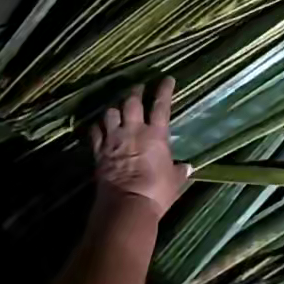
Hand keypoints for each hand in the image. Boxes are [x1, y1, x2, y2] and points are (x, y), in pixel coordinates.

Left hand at [88, 76, 191, 215]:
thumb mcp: (175, 181)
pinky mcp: (99, 151)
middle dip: (135, 91)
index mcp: (155, 135)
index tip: (166, 79)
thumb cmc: (156, 192)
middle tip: (138, 87)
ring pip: (110, 113)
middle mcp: (133, 131)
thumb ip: (180, 171)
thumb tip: (188, 167)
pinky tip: (100, 128)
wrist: (127, 204)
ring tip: (117, 108)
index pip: (161, 105)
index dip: (164, 90)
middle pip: (132, 102)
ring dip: (115, 108)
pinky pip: (95, 132)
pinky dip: (98, 128)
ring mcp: (114, 139)